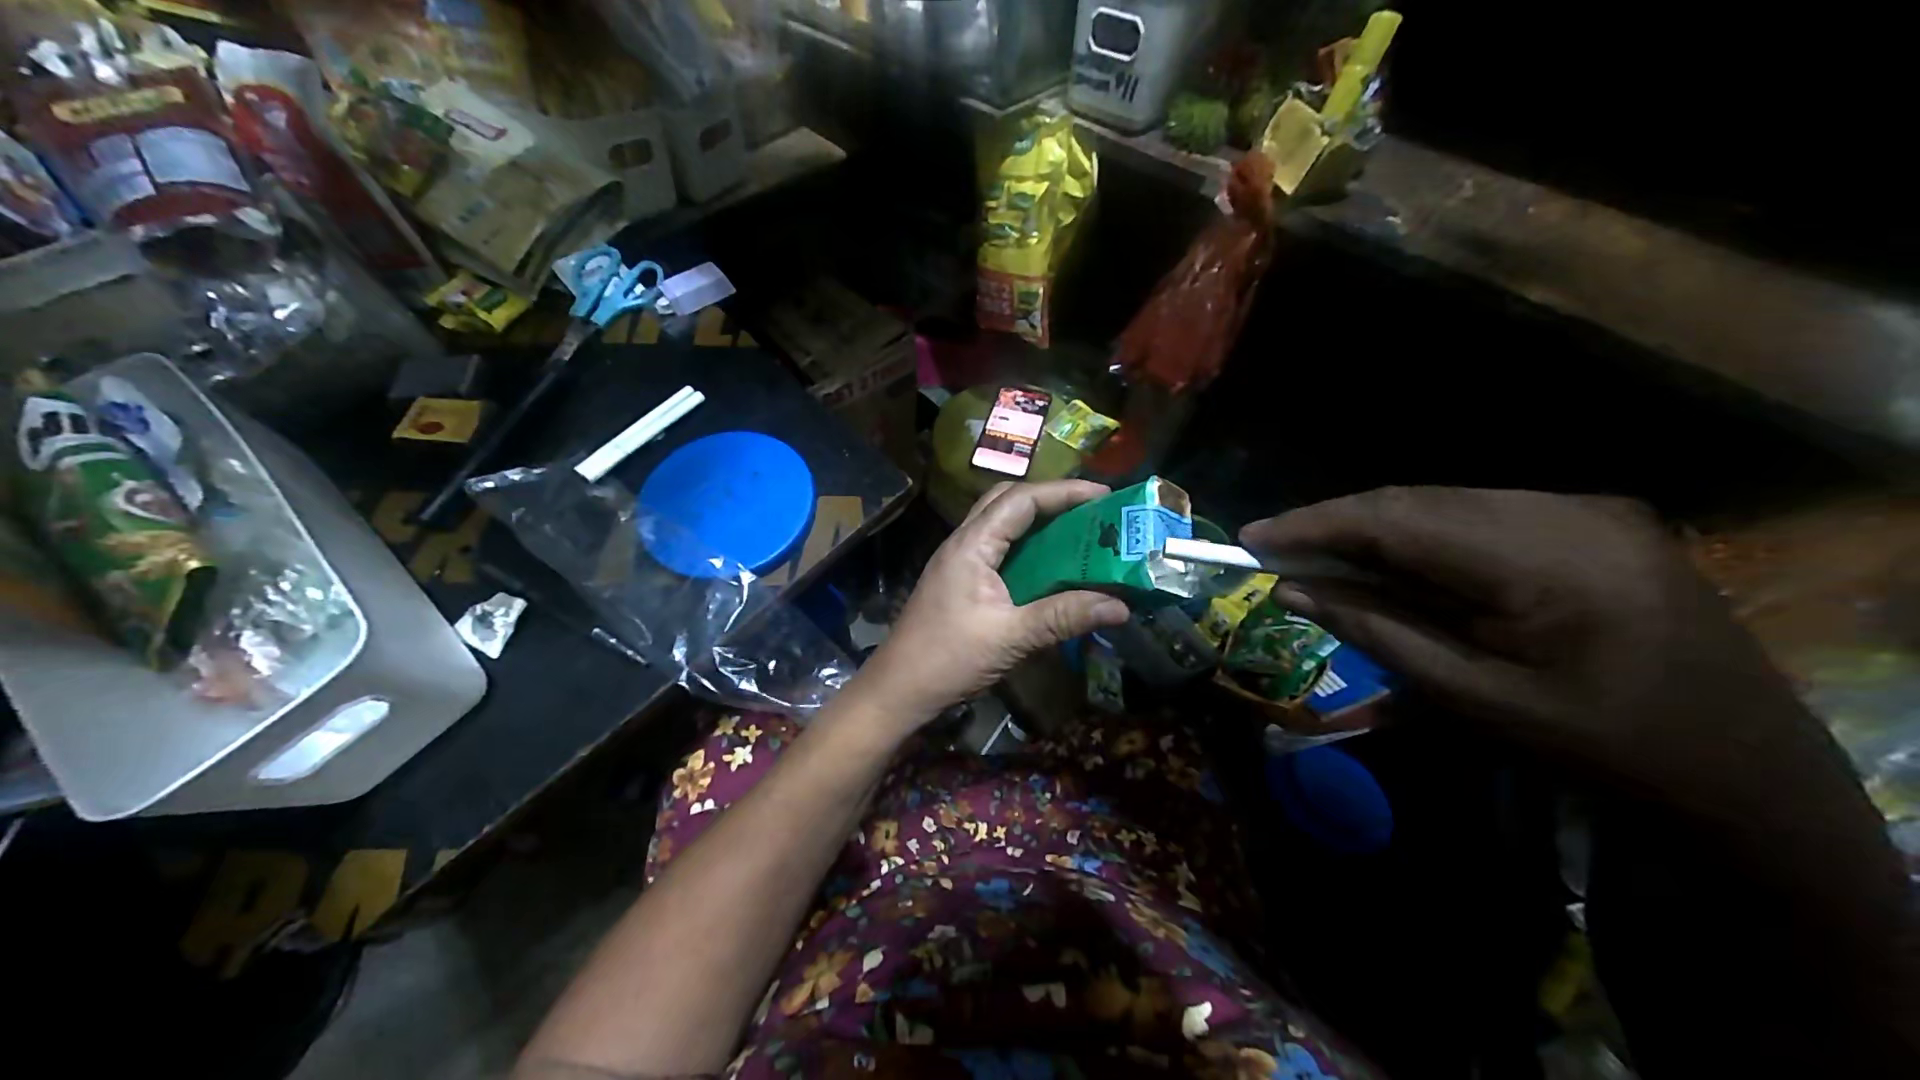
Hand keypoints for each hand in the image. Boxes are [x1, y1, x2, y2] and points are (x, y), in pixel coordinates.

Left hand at [856, 481, 1131, 730]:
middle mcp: (964, 543)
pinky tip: (1050, 567)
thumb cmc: (948, 659)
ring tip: (1079, 533)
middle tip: (1091, 512)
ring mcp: (959, 562)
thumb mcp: (1011, 637)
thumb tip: (1121, 606)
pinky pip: (998, 550)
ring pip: (1001, 525)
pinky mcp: (961, 582)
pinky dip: (1027, 548)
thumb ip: (1063, 617)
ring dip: (1038, 522)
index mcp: (972, 545)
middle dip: (1051, 499)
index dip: (1064, 491)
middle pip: (1008, 501)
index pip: (1021, 499)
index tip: (1104, 495)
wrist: (898, 690)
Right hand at [1239, 487, 1810, 793]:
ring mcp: (1589, 510)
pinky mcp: (1592, 521)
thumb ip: (1377, 631)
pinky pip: (1479, 516)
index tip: (1251, 538)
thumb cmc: (1603, 748)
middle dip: (1338, 525)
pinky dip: (1420, 538)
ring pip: (1444, 503)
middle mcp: (1571, 511)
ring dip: (1375, 531)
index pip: (1400, 518)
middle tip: (1274, 552)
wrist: (1746, 771)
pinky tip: (1391, 565)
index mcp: (1550, 560)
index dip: (1315, 523)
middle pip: (1419, 500)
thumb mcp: (1474, 699)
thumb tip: (1293, 588)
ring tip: (1320, 560)